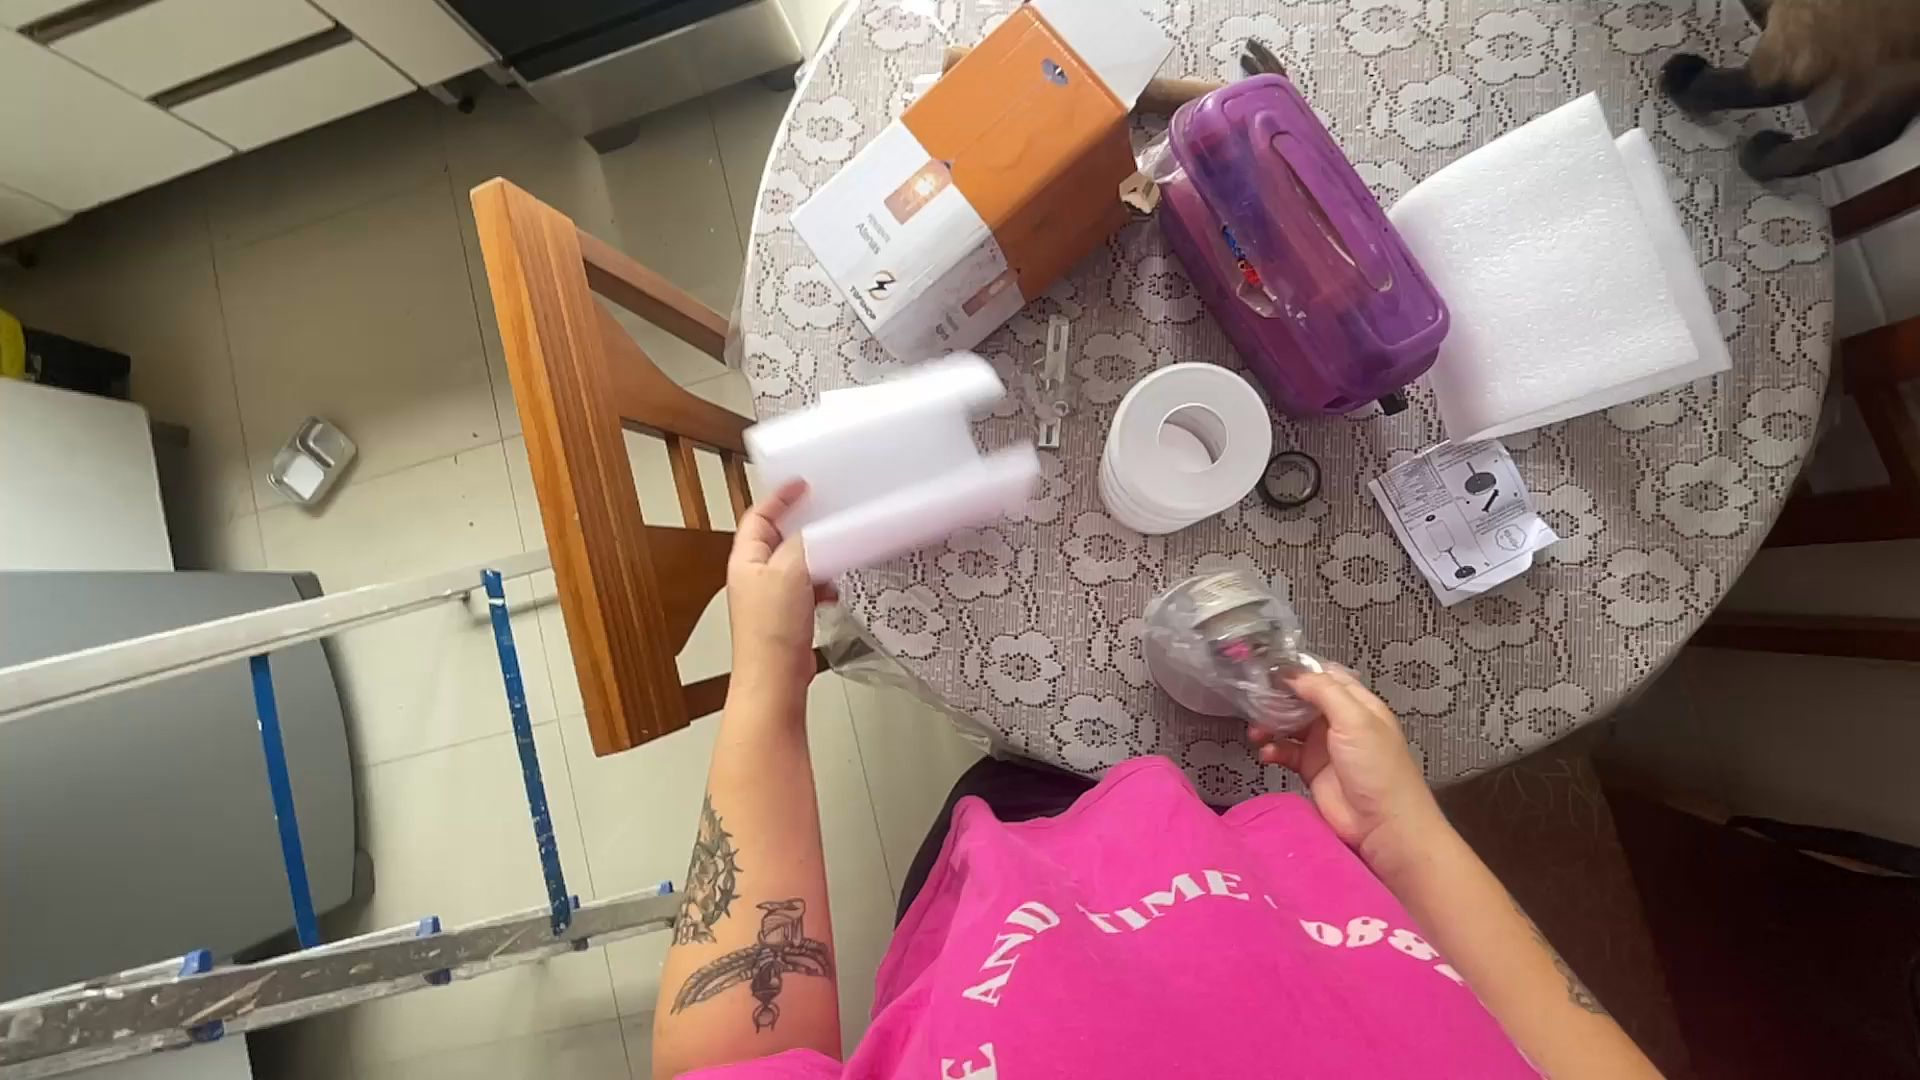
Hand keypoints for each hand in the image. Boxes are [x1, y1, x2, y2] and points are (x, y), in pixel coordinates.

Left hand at [727, 480, 834, 695]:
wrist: (776, 678)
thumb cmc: (771, 631)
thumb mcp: (789, 572)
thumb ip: (803, 544)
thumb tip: (816, 529)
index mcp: (746, 559)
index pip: (759, 516)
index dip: (779, 498)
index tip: (801, 485)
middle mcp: (755, 575)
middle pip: (780, 538)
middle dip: (804, 527)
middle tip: (826, 514)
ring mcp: (772, 596)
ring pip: (798, 563)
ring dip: (818, 558)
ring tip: (835, 554)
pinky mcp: (789, 614)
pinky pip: (810, 587)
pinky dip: (824, 584)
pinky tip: (834, 590)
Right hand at [1249, 667, 1447, 865]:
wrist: (1383, 827)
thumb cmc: (1376, 769)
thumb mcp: (1355, 720)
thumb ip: (1323, 691)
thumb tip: (1289, 673)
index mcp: (1356, 705)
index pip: (1324, 676)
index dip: (1298, 671)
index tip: (1268, 668)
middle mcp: (1339, 721)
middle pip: (1301, 699)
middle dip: (1277, 697)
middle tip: (1253, 697)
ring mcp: (1324, 746)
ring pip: (1289, 724)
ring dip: (1270, 724)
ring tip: (1256, 731)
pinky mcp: (1310, 768)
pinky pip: (1285, 751)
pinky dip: (1272, 750)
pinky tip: (1267, 754)